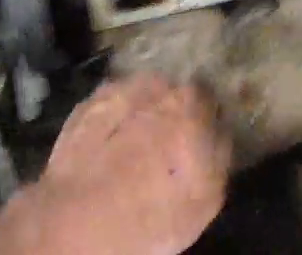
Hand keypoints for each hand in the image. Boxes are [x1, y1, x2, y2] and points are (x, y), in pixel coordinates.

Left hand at [0, 75, 229, 254]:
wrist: (82, 215)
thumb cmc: (155, 212)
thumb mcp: (208, 196)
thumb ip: (219, 152)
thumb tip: (217, 131)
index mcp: (190, 102)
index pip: (208, 97)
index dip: (204, 119)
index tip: (198, 139)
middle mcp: (156, 85)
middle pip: (170, 92)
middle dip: (169, 113)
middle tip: (163, 147)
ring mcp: (117, 89)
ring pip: (138, 96)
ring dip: (139, 113)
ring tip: (131, 149)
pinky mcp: (86, 102)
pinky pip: (110, 106)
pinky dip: (112, 121)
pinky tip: (107, 148)